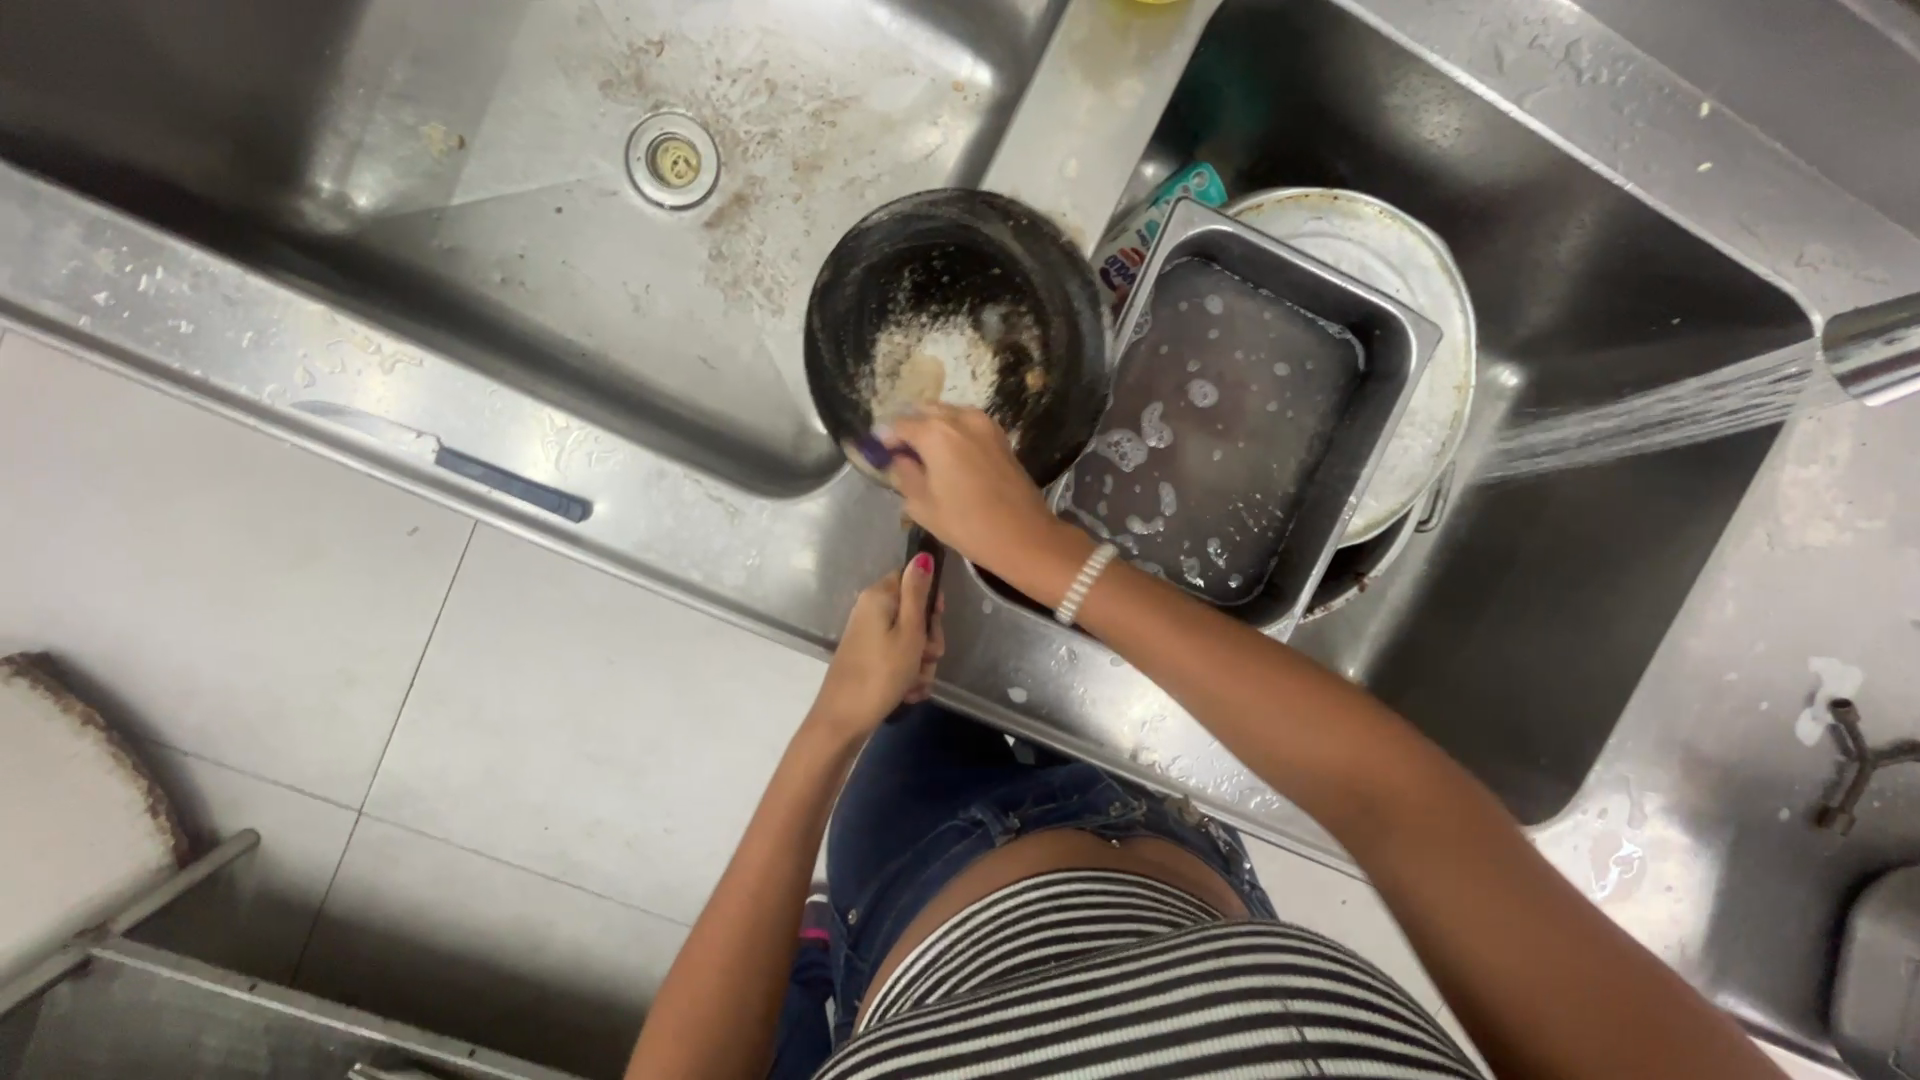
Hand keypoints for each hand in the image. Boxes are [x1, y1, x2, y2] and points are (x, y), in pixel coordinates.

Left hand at [809, 556, 945, 738]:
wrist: (844, 719)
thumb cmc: (881, 673)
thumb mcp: (909, 632)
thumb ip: (918, 593)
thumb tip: (923, 555)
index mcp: (879, 597)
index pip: (912, 579)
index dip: (930, 601)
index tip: (935, 622)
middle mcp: (872, 612)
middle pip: (915, 614)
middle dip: (928, 640)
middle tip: (926, 657)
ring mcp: (870, 638)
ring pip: (912, 643)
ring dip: (921, 664)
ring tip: (913, 682)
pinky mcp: (870, 661)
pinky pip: (899, 661)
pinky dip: (908, 677)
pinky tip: (906, 693)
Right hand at [883, 406, 1068, 576]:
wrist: (1024, 535)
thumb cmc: (967, 524)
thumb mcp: (922, 505)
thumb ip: (904, 475)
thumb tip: (898, 459)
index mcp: (935, 432)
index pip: (899, 425)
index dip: (885, 439)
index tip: (878, 453)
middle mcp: (959, 418)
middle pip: (924, 411)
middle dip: (910, 428)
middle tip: (901, 454)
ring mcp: (984, 424)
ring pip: (948, 414)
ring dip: (932, 427)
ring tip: (925, 456)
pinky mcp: (1000, 435)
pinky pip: (967, 424)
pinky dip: (953, 432)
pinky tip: (950, 457)